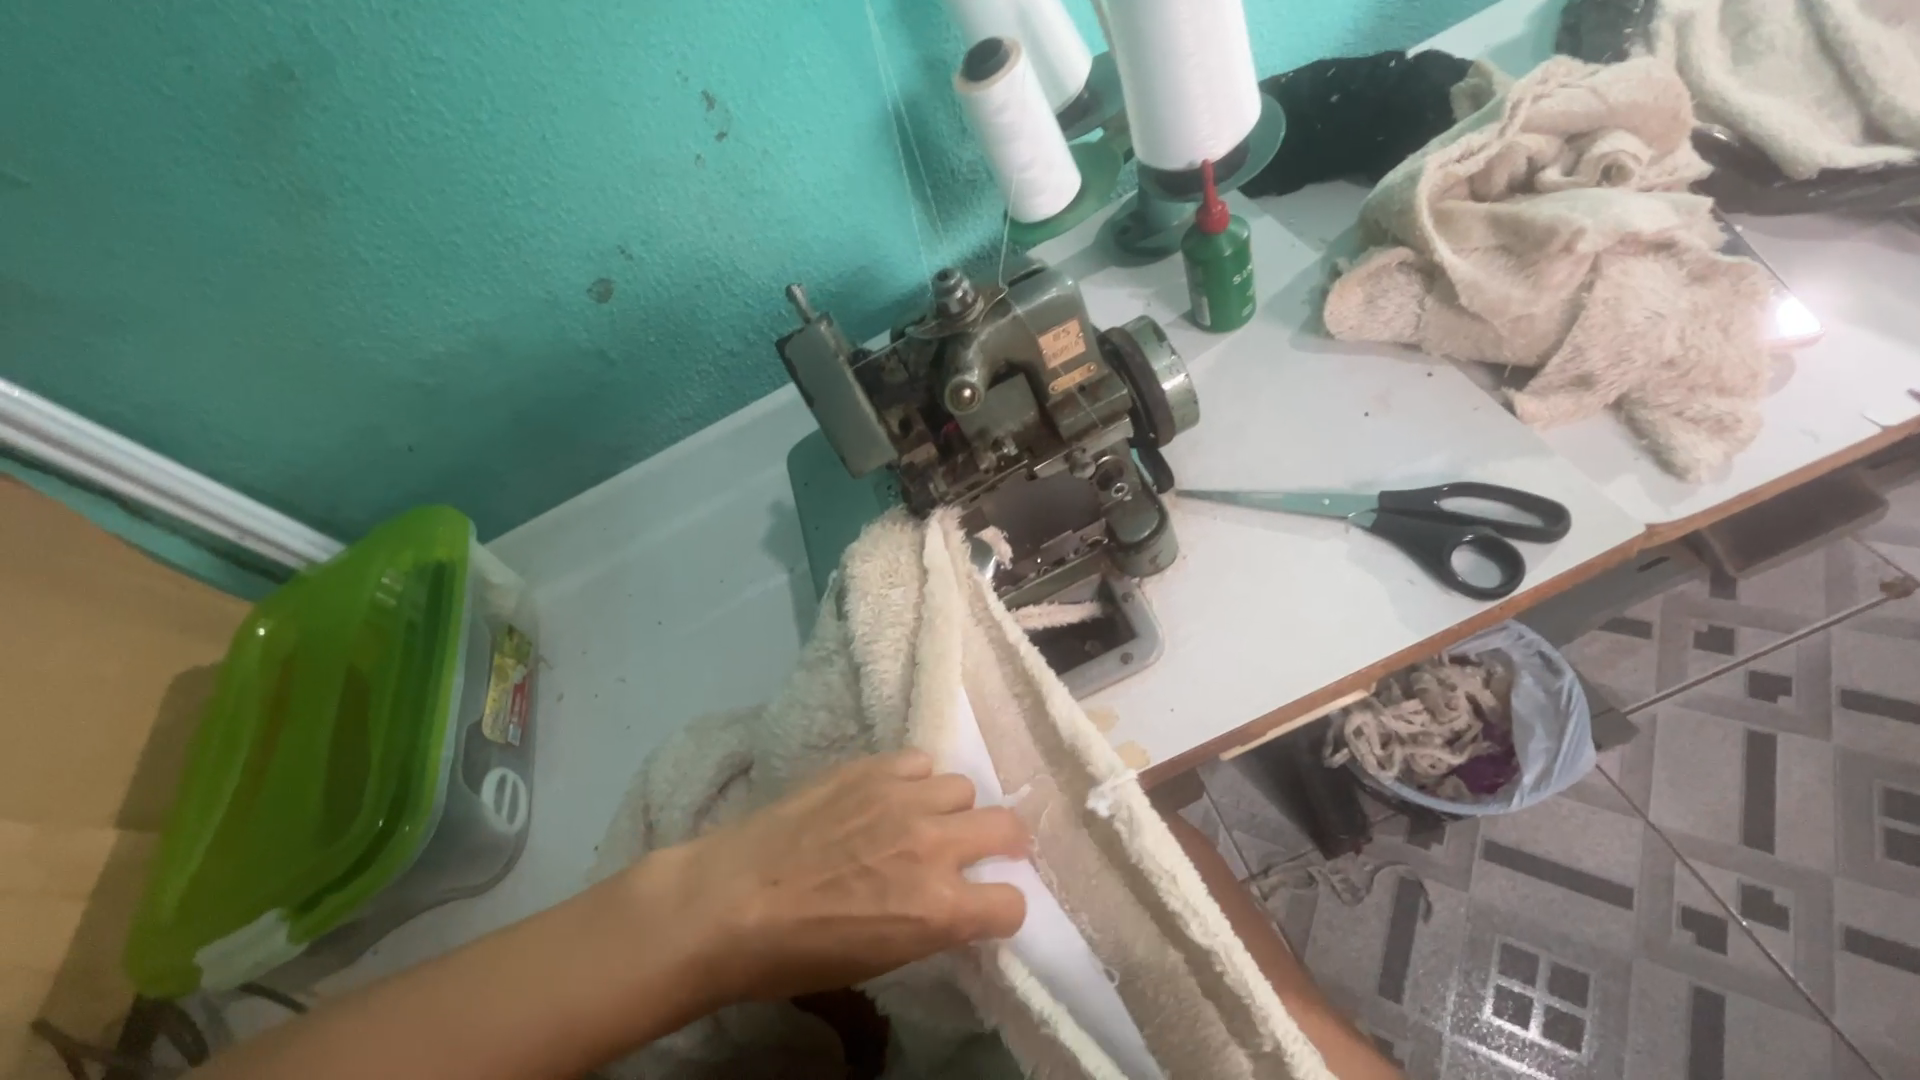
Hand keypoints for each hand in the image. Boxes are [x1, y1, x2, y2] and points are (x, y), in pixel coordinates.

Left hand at [667, 750, 1029, 1003]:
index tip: (984, 909)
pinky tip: (892, 796)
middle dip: (1003, 844)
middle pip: (1007, 827)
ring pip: (964, 788)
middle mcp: (934, 845)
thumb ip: (933, 926)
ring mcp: (903, 798)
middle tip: (981, 852)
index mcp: (940, 909)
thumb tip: (954, 905)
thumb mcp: (880, 961)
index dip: (1000, 909)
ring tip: (924, 821)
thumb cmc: (797, 953)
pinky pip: (920, 761)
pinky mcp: (871, 768)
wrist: (729, 902)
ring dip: (953, 809)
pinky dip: (916, 780)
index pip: (1011, 903)